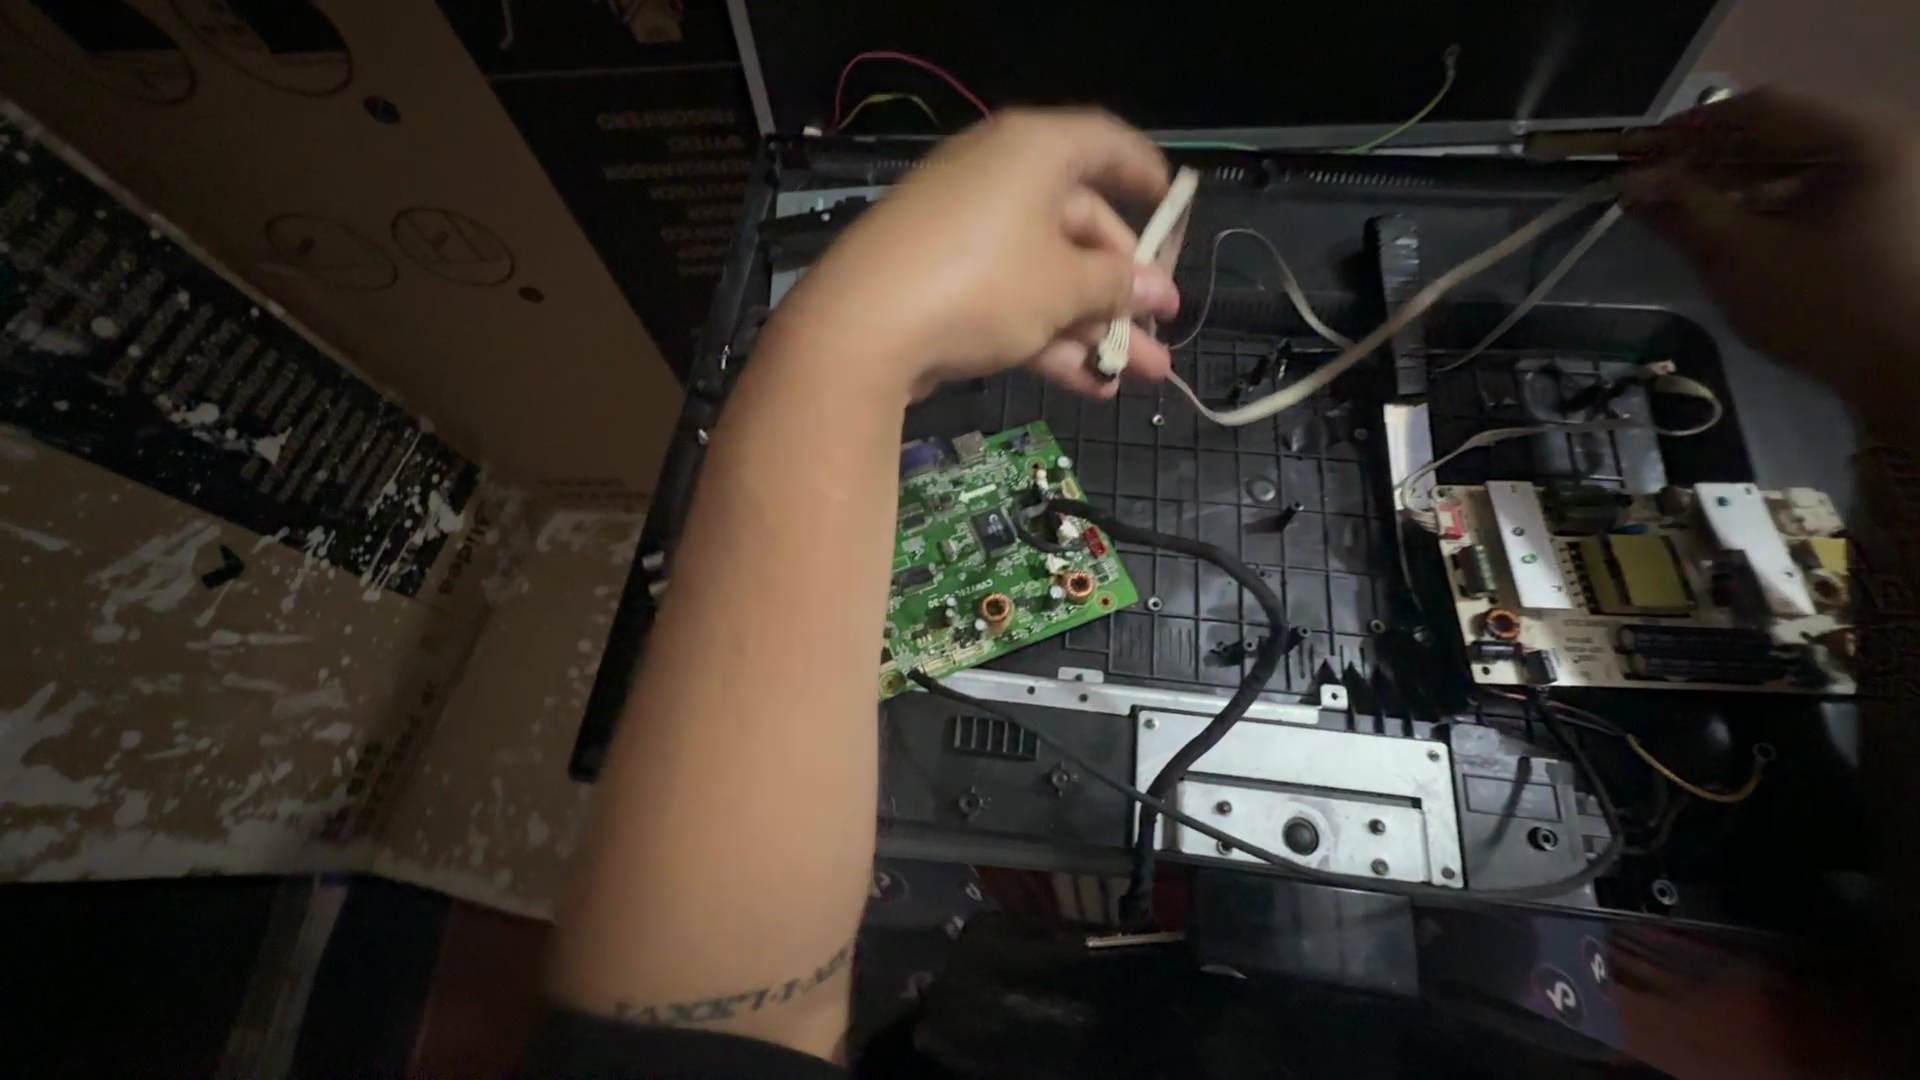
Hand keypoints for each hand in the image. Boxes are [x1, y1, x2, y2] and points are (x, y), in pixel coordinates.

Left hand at [775, 109, 1180, 399]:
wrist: (864, 330)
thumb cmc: (982, 284)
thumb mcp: (1063, 286)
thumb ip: (1116, 286)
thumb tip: (1158, 292)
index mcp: (1034, 153)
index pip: (1103, 145)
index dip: (1142, 173)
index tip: (1171, 205)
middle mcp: (1000, 183)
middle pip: (1078, 228)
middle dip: (1123, 288)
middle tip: (1162, 327)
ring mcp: (968, 238)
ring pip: (1048, 279)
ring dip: (1096, 330)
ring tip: (1143, 374)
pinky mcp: (945, 286)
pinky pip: (1012, 305)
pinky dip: (1049, 341)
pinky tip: (1090, 385)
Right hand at [1621, 90, 1919, 421]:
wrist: (1903, 358)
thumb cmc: (1820, 304)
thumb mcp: (1736, 256)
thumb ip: (1680, 211)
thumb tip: (1627, 181)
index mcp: (1858, 138)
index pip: (1759, 107)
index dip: (1687, 127)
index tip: (1630, 154)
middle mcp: (1877, 138)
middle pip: (1774, 125)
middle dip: (1702, 152)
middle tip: (1643, 181)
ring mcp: (1881, 168)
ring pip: (1785, 152)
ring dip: (1723, 173)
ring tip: (1670, 203)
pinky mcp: (1875, 198)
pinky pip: (1802, 177)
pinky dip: (1753, 190)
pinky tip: (1717, 216)